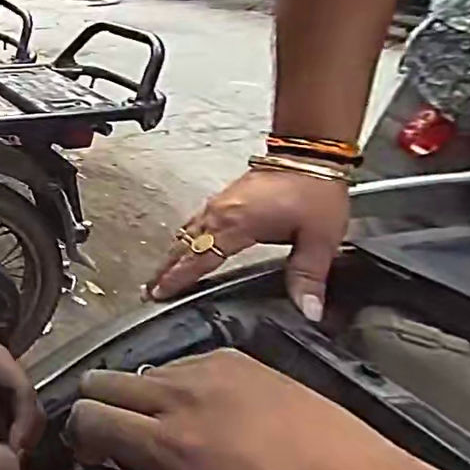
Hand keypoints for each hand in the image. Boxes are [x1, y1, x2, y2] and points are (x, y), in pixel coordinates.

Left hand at [0, 299, 46, 451]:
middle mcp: (3, 364)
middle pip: (29, 402)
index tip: (16, 447)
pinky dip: (3, 425)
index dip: (25, 422)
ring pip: (20, 408)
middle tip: (11, 460)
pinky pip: (5, 407)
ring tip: (1, 457)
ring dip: (16, 431)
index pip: (23, 390)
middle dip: (26, 432)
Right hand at [69, 350, 469, 469]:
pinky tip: (218, 420)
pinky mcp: (239, 361)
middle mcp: (183, 397)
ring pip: (138, 372)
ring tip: (181, 436)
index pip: (86, 417)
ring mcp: (212, 371)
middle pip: (98, 381)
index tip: (99, 461)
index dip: (81, 441)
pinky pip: (181, 364)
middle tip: (130, 448)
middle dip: (101, 414)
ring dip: (142, 401)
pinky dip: (180, 389)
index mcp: (176, 448)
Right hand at [148, 168, 347, 320]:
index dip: (180, 277)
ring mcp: (215, 207)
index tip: (161, 292)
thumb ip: (308, 275)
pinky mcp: (219, 202)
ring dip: (171, 256)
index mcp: (236, 225)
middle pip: (182, 247)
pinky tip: (181, 247)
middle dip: (165, 269)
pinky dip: (182, 241)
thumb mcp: (319, 239)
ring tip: (160, 273)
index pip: (200, 258)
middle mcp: (217, 215)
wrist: (306, 159)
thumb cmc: (312, 194)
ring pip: (183, 235)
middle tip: (150, 289)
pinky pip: (192, 224)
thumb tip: (308, 310)